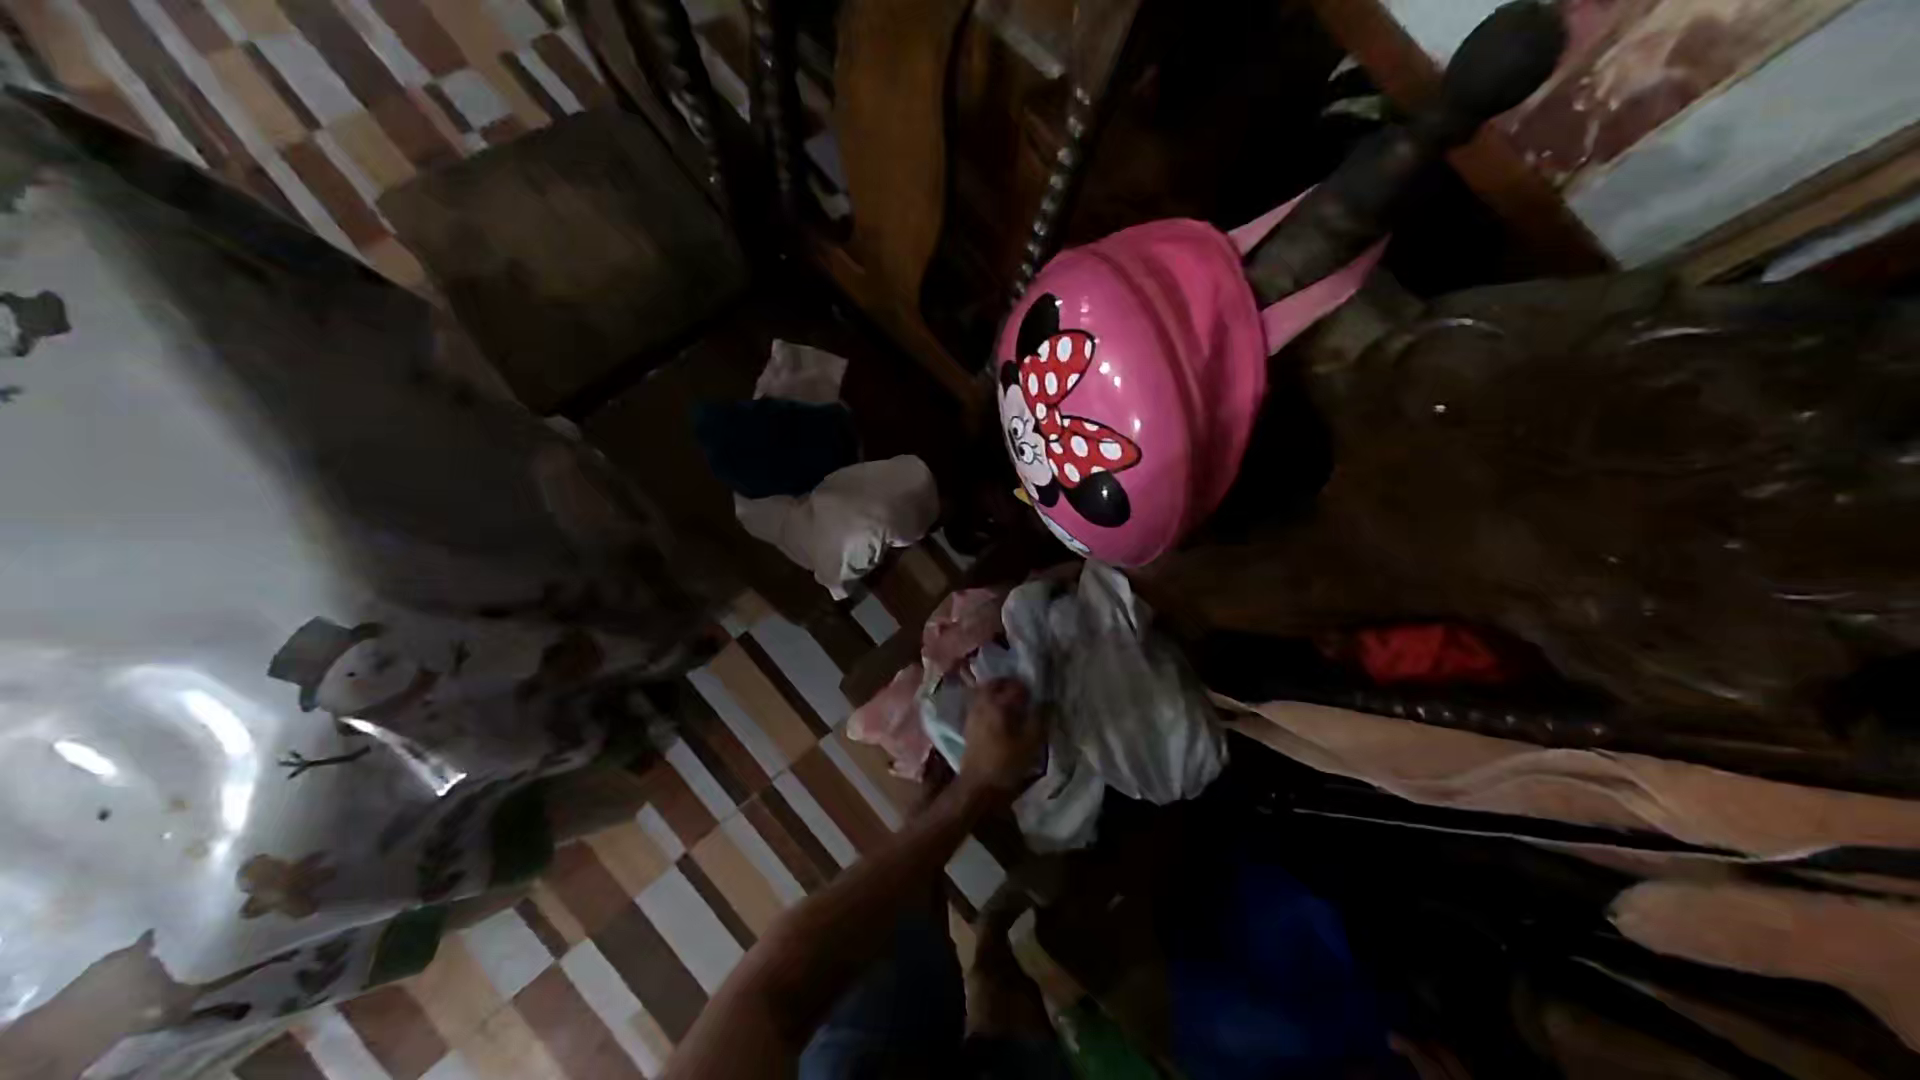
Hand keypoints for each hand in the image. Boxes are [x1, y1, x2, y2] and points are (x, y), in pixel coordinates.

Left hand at [957, 678, 1043, 802]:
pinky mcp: (969, 726)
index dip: (1029, 688)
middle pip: (995, 684)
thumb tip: (1047, 701)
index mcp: (997, 704)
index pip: (1015, 686)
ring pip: (984, 693)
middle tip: (1024, 692)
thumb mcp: (1031, 742)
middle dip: (1009, 684)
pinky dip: (990, 703)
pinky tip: (1001, 716)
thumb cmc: (1007, 763)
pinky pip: (980, 705)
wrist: (978, 787)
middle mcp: (982, 704)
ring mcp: (972, 714)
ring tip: (1013, 703)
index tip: (1038, 694)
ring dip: (998, 692)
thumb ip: (1040, 718)